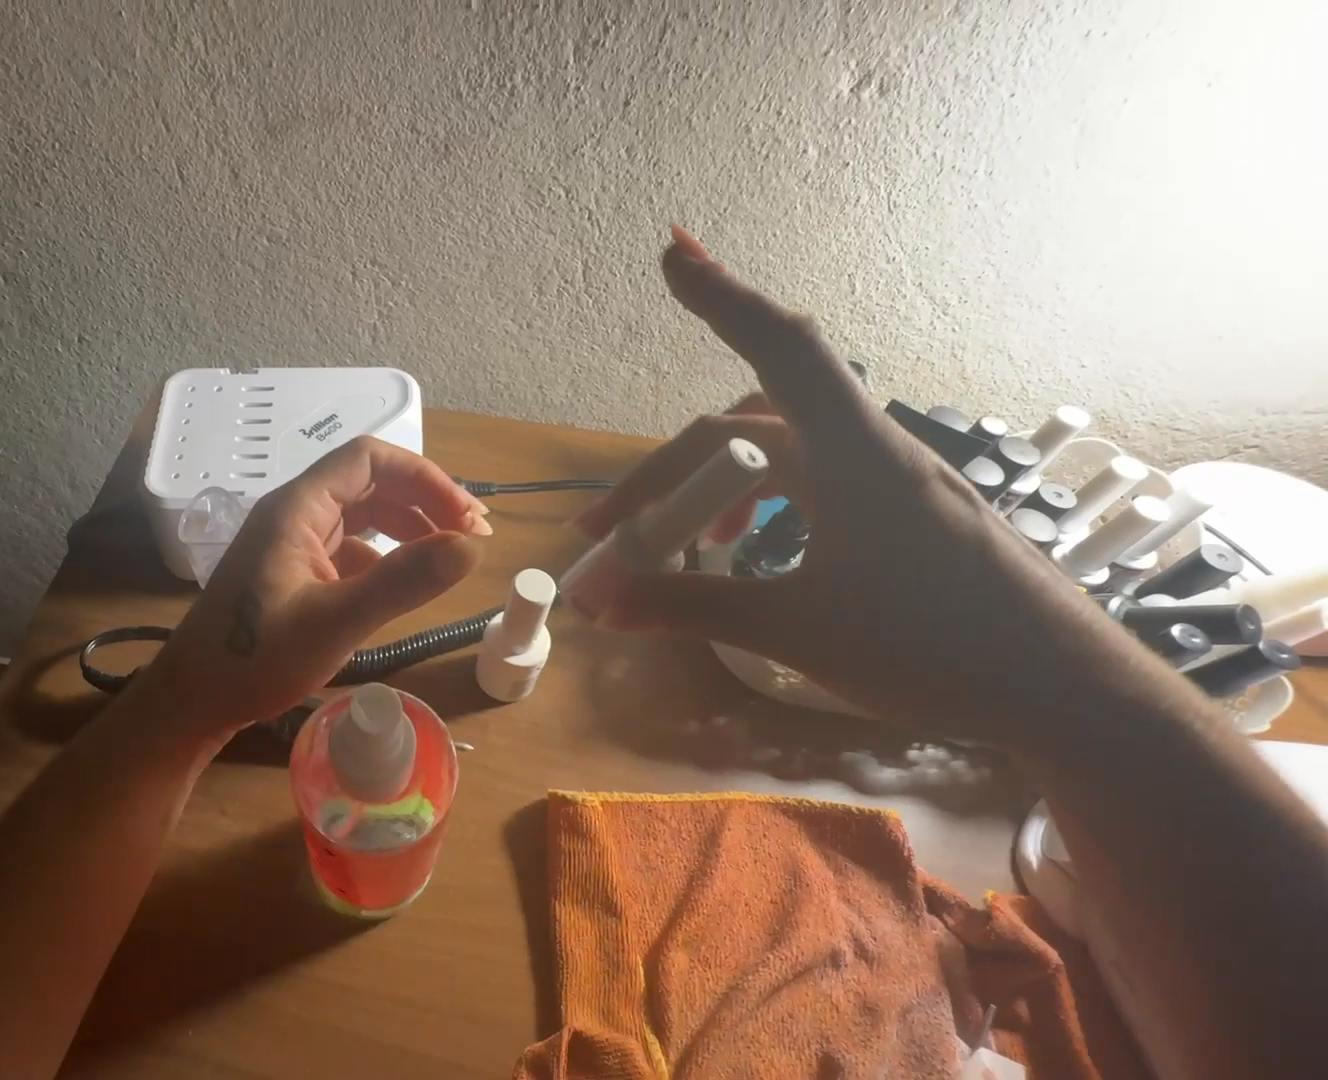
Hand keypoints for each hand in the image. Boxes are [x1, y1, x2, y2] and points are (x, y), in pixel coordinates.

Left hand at [134, 436, 487, 742]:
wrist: (194, 701)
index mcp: (297, 509)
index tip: (464, 516)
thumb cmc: (255, 660)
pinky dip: (384, 556)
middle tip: (471, 536)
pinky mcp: (295, 572)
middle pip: (369, 483)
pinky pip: (349, 548)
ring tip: (449, 554)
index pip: (369, 459)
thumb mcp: (335, 622)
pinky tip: (404, 583)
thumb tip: (471, 547)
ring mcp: (293, 543)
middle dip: (423, 500)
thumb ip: (403, 582)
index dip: (423, 477)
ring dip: (407, 526)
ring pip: (361, 516)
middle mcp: (295, 514)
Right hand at [573, 226, 1176, 747]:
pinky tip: (750, 551)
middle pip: (746, 427)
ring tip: (682, 542)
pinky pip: (811, 485)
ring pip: (779, 456)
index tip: (673, 255)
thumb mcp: (794, 630)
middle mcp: (870, 452)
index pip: (780, 349)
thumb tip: (600, 606)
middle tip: (606, 529)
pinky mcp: (903, 516)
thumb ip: (691, 608)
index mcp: (854, 455)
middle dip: (666, 474)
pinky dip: (760, 504)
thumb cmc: (934, 651)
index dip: (722, 298)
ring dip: (714, 488)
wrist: (1068, 697)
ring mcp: (890, 484)